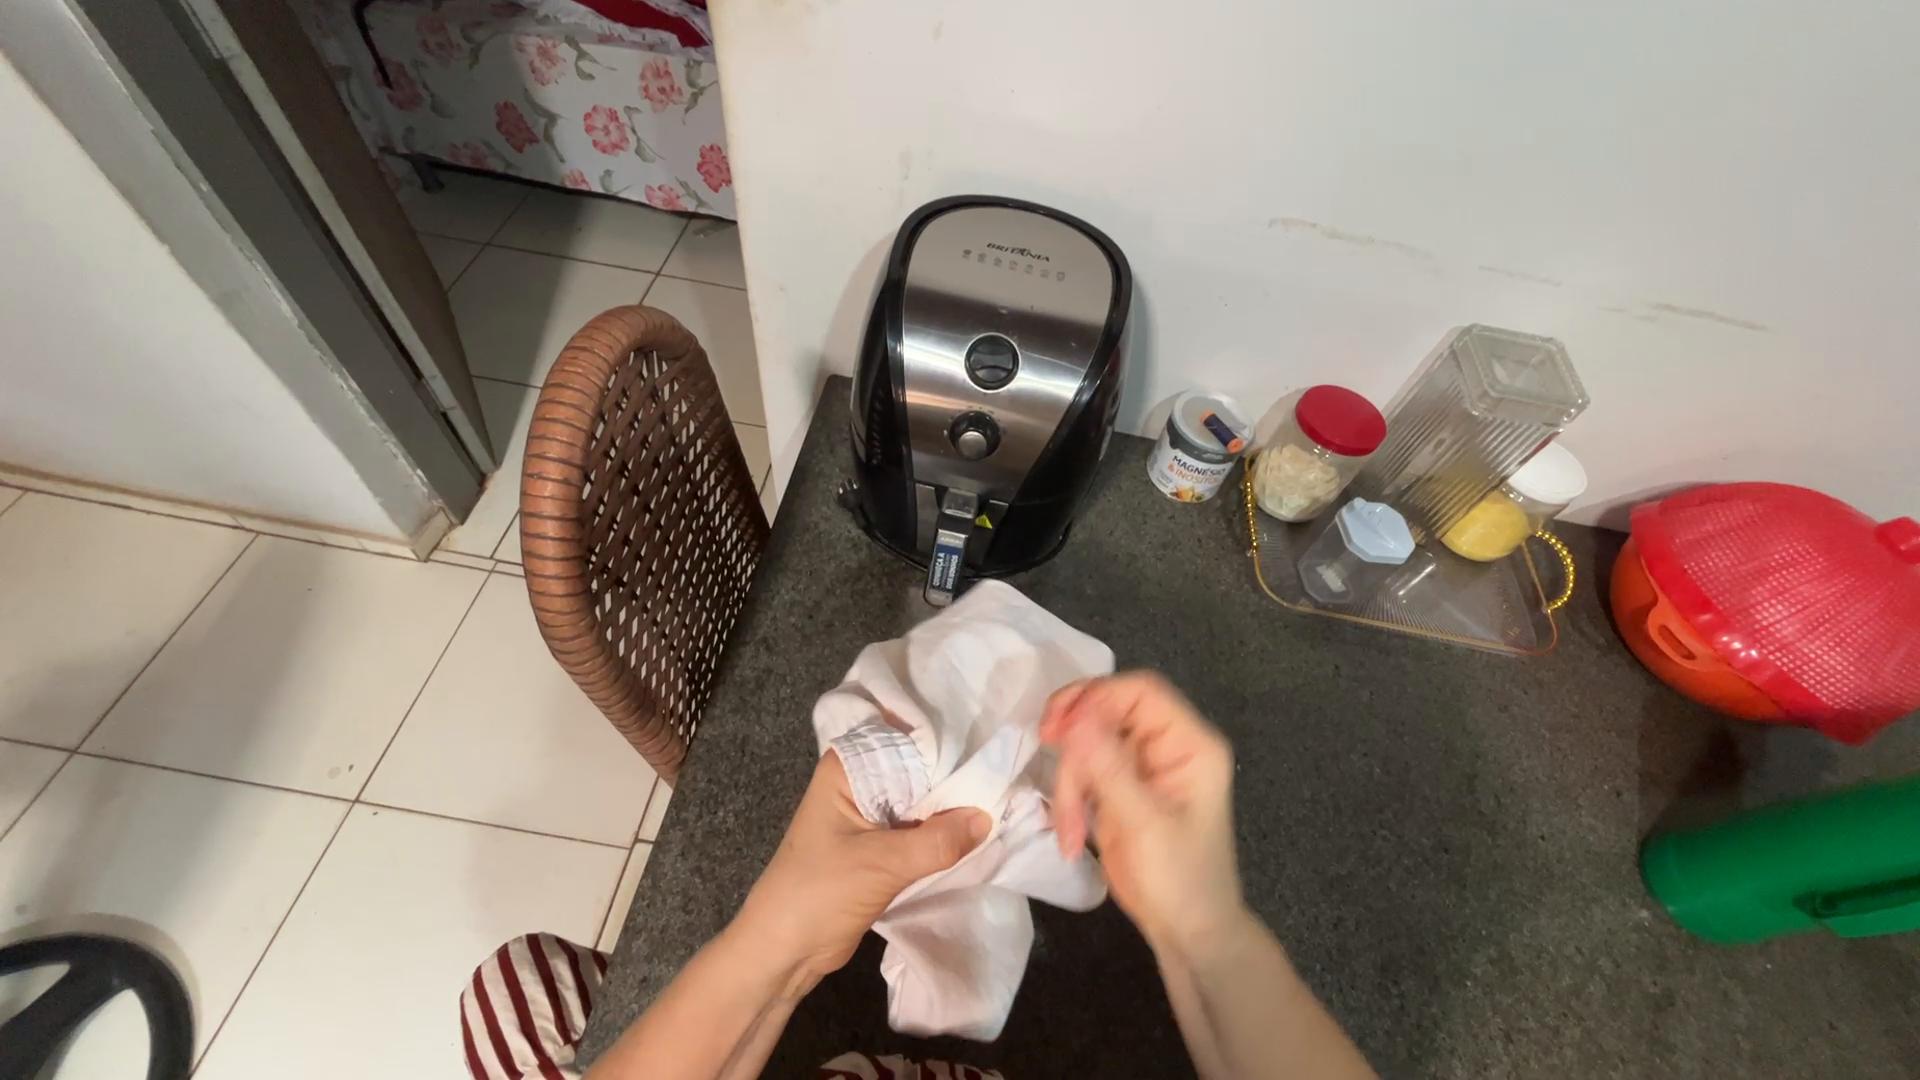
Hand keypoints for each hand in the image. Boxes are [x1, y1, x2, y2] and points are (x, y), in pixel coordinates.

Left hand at [730, 751, 989, 984]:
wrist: (781, 955)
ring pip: (921, 800)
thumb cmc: (817, 895)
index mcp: (847, 767)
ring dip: (951, 807)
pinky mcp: (879, 843)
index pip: (906, 739)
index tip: (991, 745)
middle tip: (1005, 772)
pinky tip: (976, 830)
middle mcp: (859, 781)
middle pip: (918, 768)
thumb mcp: (881, 865)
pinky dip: (941, 832)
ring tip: (1001, 798)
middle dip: (955, 777)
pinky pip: (918, 827)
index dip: (947, 742)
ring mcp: (869, 813)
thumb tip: (988, 817)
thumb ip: (937, 841)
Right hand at [1041, 672, 1245, 955]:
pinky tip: (1071, 834)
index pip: (1141, 692)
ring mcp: (1140, 764)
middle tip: (1044, 742)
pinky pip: (1083, 767)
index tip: (1060, 726)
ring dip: (1070, 779)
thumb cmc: (1181, 879)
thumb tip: (1075, 718)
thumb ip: (1110, 768)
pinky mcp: (1119, 784)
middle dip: (1074, 732)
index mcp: (1188, 743)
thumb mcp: (1145, 824)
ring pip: (1088, 740)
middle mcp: (1166, 744)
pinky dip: (1069, 795)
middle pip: (1108, 708)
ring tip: (1069, 829)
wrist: (1189, 934)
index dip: (1097, 697)